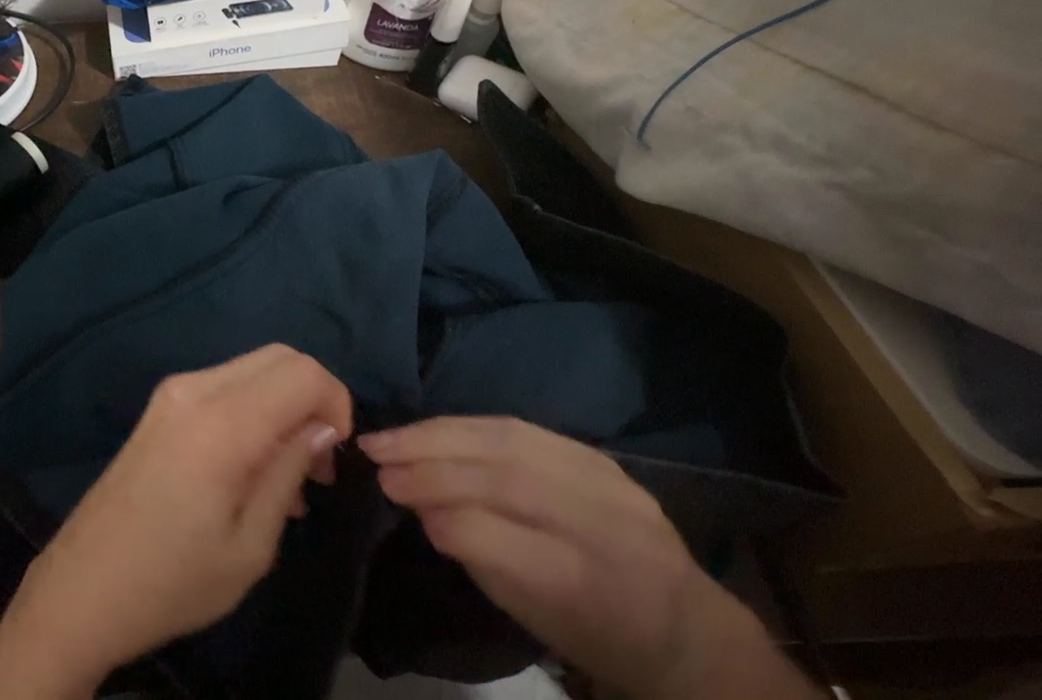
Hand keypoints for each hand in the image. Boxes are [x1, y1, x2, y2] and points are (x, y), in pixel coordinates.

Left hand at [0, 345, 352, 698]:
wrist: (83, 588)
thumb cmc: (173, 581)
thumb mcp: (250, 545)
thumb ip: (288, 472)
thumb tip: (321, 428)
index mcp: (220, 422)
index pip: (303, 373)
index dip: (336, 405)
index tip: (335, 459)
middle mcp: (193, 390)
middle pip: (279, 358)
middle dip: (313, 400)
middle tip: (317, 467)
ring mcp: (170, 395)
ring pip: (252, 369)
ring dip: (283, 407)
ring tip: (289, 481)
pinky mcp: (158, 409)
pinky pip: (224, 387)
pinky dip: (253, 411)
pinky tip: (251, 470)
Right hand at [360, 417, 817, 699]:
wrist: (682, 626)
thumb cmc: (591, 632)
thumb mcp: (529, 614)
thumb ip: (477, 555)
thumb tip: (421, 504)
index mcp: (580, 584)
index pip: (497, 534)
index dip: (438, 506)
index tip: (388, 491)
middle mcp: (599, 525)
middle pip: (504, 477)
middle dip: (430, 461)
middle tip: (375, 454)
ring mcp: (606, 484)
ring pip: (511, 441)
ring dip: (441, 433)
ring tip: (393, 435)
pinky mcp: (600, 458)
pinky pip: (525, 430)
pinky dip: (470, 427)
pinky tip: (437, 428)